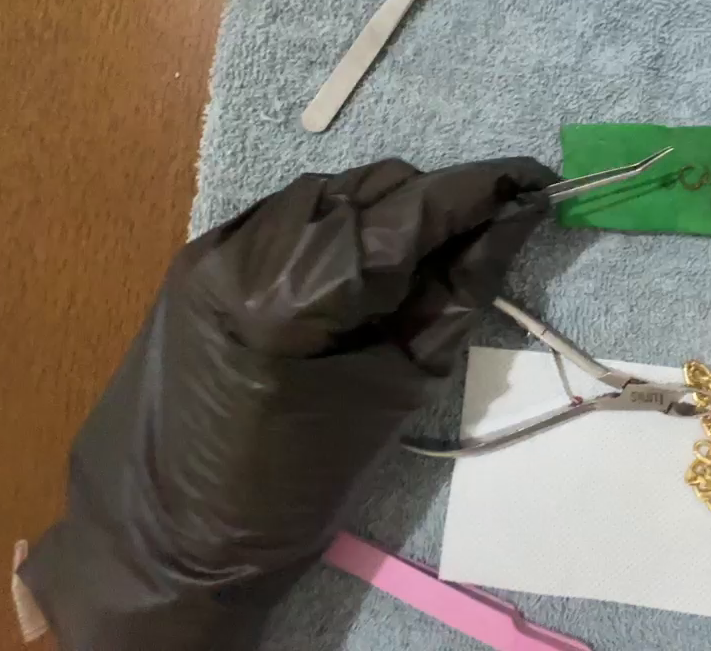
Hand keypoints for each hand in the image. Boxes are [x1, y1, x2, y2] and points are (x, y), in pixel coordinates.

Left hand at [19, 157, 556, 650]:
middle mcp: (246, 246)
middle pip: (374, 185)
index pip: (410, 208)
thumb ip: (466, 285)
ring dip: (389, 212)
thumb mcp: (407, 383)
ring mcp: (216, 241)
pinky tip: (352, 269)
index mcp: (295, 296)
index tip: (536, 178)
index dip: (481, 185)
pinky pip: (296, 209)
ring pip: (337, 188)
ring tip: (408, 267)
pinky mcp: (201, 248)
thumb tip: (517, 216)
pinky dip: (342, 224)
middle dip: (436, 203)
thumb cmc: (306, 481)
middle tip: (475, 238)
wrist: (174, 533)